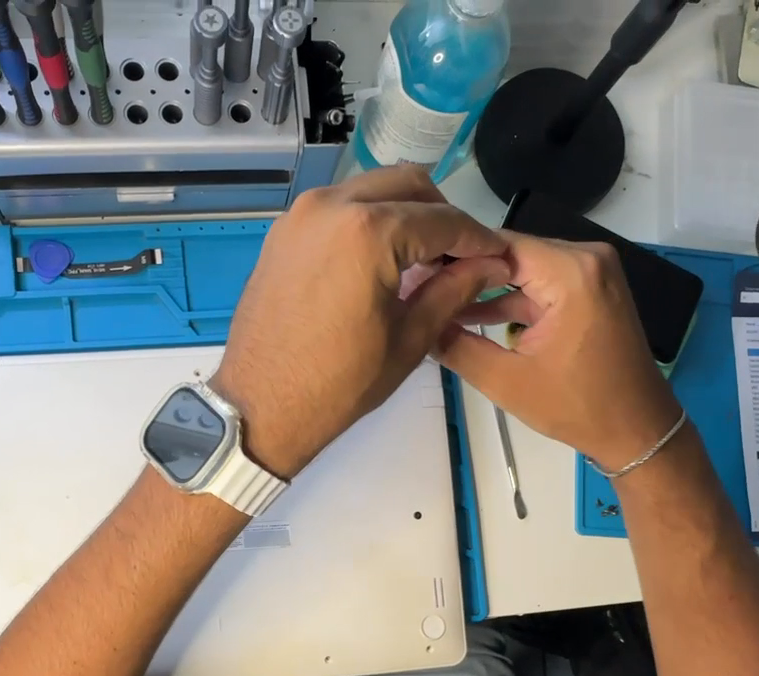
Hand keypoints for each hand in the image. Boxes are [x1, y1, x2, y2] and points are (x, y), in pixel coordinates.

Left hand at [211, 167, 509, 478]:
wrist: (260, 407)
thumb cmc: (338, 384)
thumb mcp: (408, 339)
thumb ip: (452, 290)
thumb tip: (489, 265)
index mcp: (369, 231)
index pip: (442, 220)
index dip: (477, 239)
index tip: (498, 257)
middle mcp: (332, 205)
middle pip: (407, 185)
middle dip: (441, 214)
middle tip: (459, 256)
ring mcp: (301, 215)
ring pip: (370, 190)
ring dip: (403, 212)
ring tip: (421, 259)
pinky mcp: (282, 233)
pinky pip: (337, 209)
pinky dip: (366, 221)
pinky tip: (379, 261)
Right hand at [435, 232, 683, 470]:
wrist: (635, 428)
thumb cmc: (576, 406)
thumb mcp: (506, 381)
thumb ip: (456, 347)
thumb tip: (419, 324)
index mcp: (571, 272)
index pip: (498, 244)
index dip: (454, 258)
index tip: (415, 274)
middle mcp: (586, 257)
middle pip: (511, 252)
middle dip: (467, 272)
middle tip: (419, 289)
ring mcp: (592, 271)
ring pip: (524, 268)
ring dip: (485, 287)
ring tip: (437, 302)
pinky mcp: (591, 289)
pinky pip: (541, 284)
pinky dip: (511, 300)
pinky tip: (471, 314)